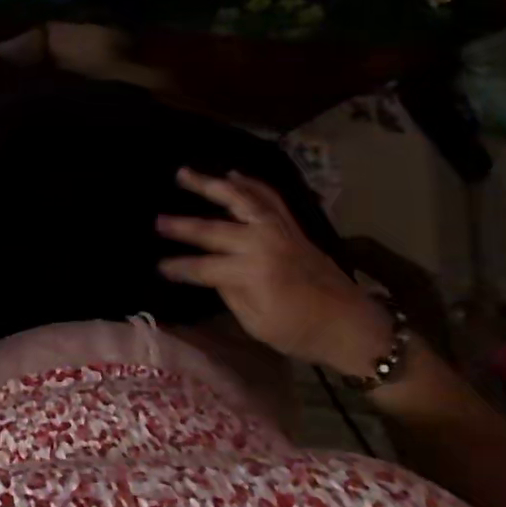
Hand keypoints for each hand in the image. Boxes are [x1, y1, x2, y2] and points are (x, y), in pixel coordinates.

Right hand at [157, 168, 393, 376]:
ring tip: (185, 173)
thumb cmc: (300, 333)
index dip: (180, 267)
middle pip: (215, 229)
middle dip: (183, 226)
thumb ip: (231, 293)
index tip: (158, 266)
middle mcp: (263, 242)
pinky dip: (250, 183)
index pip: (204, 267)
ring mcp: (279, 229)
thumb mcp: (257, 324)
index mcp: (253, 272)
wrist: (348, 322)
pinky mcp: (291, 226)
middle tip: (158, 220)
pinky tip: (233, 174)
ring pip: (240, 198)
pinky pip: (268, 196)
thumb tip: (212, 273)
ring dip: (211, 185)